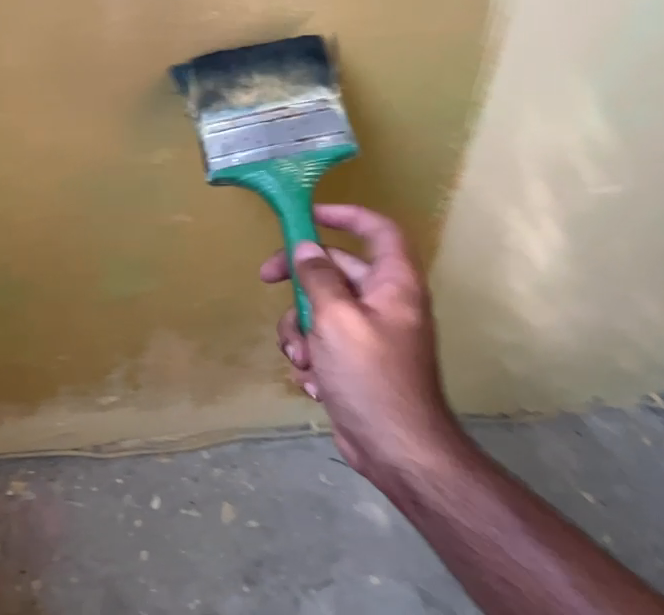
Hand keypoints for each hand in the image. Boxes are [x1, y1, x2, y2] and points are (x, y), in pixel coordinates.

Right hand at [260, 204, 461, 481]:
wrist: (396, 450)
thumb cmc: (371, 377)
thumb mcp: (336, 319)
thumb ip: (318, 277)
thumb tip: (306, 247)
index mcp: (393, 283)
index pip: (377, 229)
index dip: (346, 213)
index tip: (309, 213)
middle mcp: (385, 302)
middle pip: (335, 269)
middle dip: (301, 280)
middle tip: (267, 279)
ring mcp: (371, 334)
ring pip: (321, 309)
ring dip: (301, 330)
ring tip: (301, 357)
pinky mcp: (356, 363)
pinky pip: (323, 343)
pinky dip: (311, 357)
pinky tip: (313, 382)